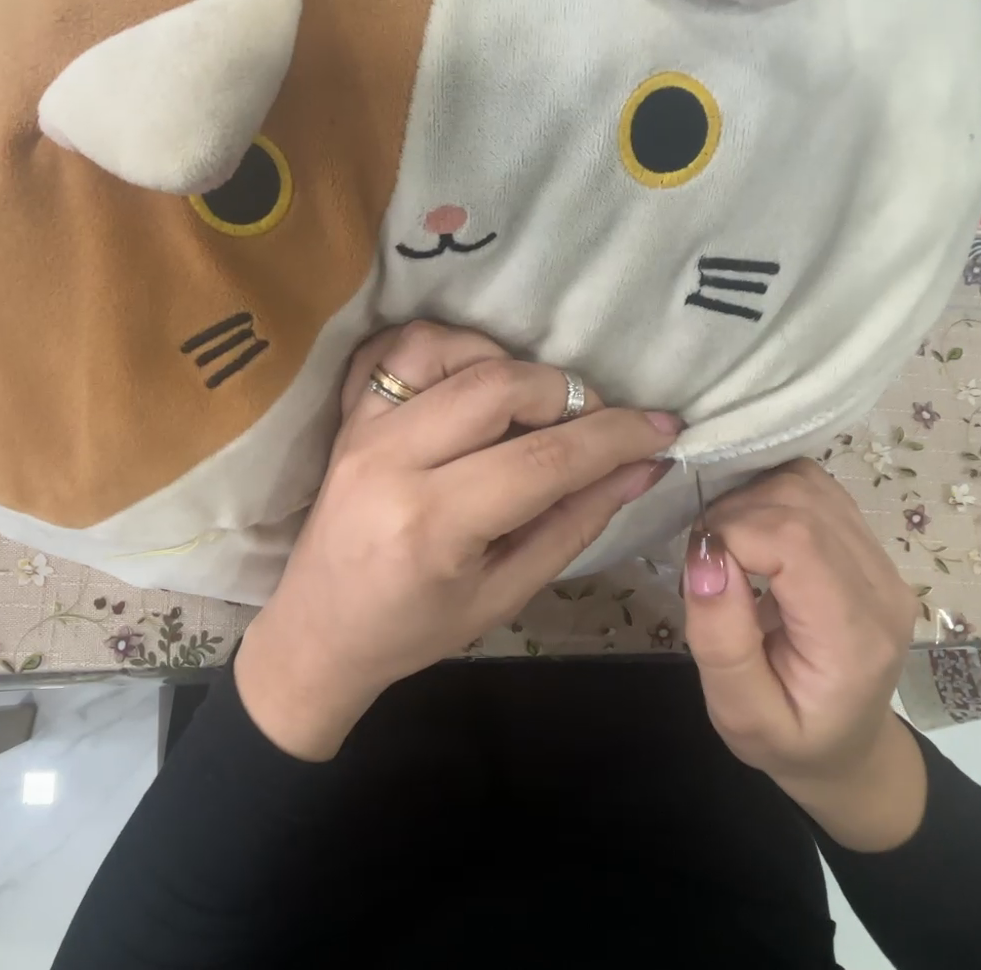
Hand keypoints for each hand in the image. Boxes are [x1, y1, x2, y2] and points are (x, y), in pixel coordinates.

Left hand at [236, 321, 680, 760]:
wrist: (319, 632)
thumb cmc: (412, 630)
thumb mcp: (504, 594)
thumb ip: (574, 524)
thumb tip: (642, 466)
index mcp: (432, 525)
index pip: (543, 459)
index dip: (615, 437)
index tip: (662, 429)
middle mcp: (390, 462)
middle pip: (499, 387)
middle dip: (569, 396)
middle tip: (595, 428)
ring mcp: (361, 430)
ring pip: (449, 352)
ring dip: (510, 366)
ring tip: (533, 410)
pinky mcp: (347, 416)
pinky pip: (399, 348)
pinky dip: (449, 348)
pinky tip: (473, 381)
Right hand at [682, 459, 927, 850]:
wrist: (846, 750)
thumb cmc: (788, 739)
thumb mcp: (740, 713)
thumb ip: (721, 640)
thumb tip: (704, 556)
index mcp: (853, 634)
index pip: (794, 538)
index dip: (730, 534)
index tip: (697, 571)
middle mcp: (881, 585)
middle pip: (799, 501)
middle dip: (732, 515)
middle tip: (703, 560)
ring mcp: (881, 560)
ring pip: (806, 483)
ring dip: (749, 500)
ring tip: (724, 546)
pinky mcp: (867, 547)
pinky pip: (814, 490)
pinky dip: (768, 496)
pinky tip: (749, 534)